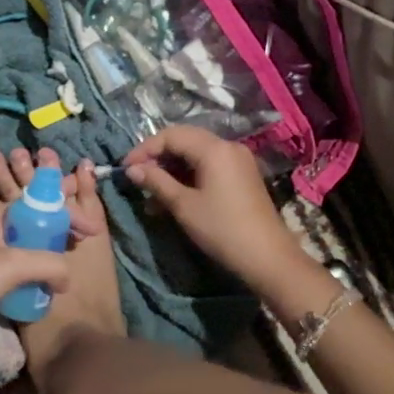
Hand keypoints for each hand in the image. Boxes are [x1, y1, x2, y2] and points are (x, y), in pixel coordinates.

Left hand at [0, 204, 71, 359]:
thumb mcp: (16, 264)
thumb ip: (50, 264)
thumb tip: (67, 278)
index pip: (40, 205)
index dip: (67, 214)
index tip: (91, 232)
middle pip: (36, 226)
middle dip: (61, 233)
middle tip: (81, 245)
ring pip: (31, 251)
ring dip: (51, 257)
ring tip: (69, 269)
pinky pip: (23, 273)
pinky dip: (39, 276)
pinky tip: (50, 288)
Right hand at [122, 125, 307, 287]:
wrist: (267, 257)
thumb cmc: (222, 229)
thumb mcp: (184, 206)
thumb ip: (157, 182)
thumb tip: (132, 169)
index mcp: (214, 149)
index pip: (171, 135)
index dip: (145, 149)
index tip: (126, 169)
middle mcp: (228, 147)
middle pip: (185, 140)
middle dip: (158, 156)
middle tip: (137, 177)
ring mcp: (238, 161)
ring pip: (196, 154)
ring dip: (172, 168)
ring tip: (152, 193)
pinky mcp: (242, 176)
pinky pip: (209, 166)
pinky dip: (189, 176)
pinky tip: (174, 196)